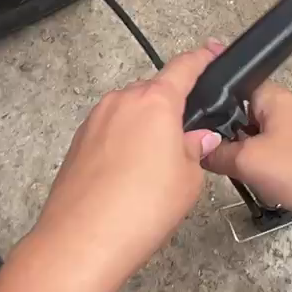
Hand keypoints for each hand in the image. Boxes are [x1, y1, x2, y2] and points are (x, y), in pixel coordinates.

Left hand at [29, 42, 225, 284]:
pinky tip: (132, 175)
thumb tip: (197, 139)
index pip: (184, 67)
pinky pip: (111, 131)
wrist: (81, 241)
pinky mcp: (78, 142)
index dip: (203, 57)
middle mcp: (122, 102)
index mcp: (154, 102)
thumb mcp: (187, 179)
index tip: (212, 51)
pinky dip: (125, 143)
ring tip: (159, 166)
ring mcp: (95, 120)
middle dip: (173, 107)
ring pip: (131, 112)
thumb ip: (194, 149)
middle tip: (189, 135)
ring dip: (147, 128)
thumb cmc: (138, 210)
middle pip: (154, 91)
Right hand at [203, 83, 291, 224]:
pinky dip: (270, 166)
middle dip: (232, 138)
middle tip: (221, 158)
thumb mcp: (248, 162)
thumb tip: (201, 152)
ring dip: (251, 155)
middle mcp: (290, 106)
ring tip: (244, 173)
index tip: (201, 131)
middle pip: (247, 116)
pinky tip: (266, 183)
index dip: (215, 110)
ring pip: (262, 137)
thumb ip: (218, 154)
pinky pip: (279, 152)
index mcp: (274, 96)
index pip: (234, 90)